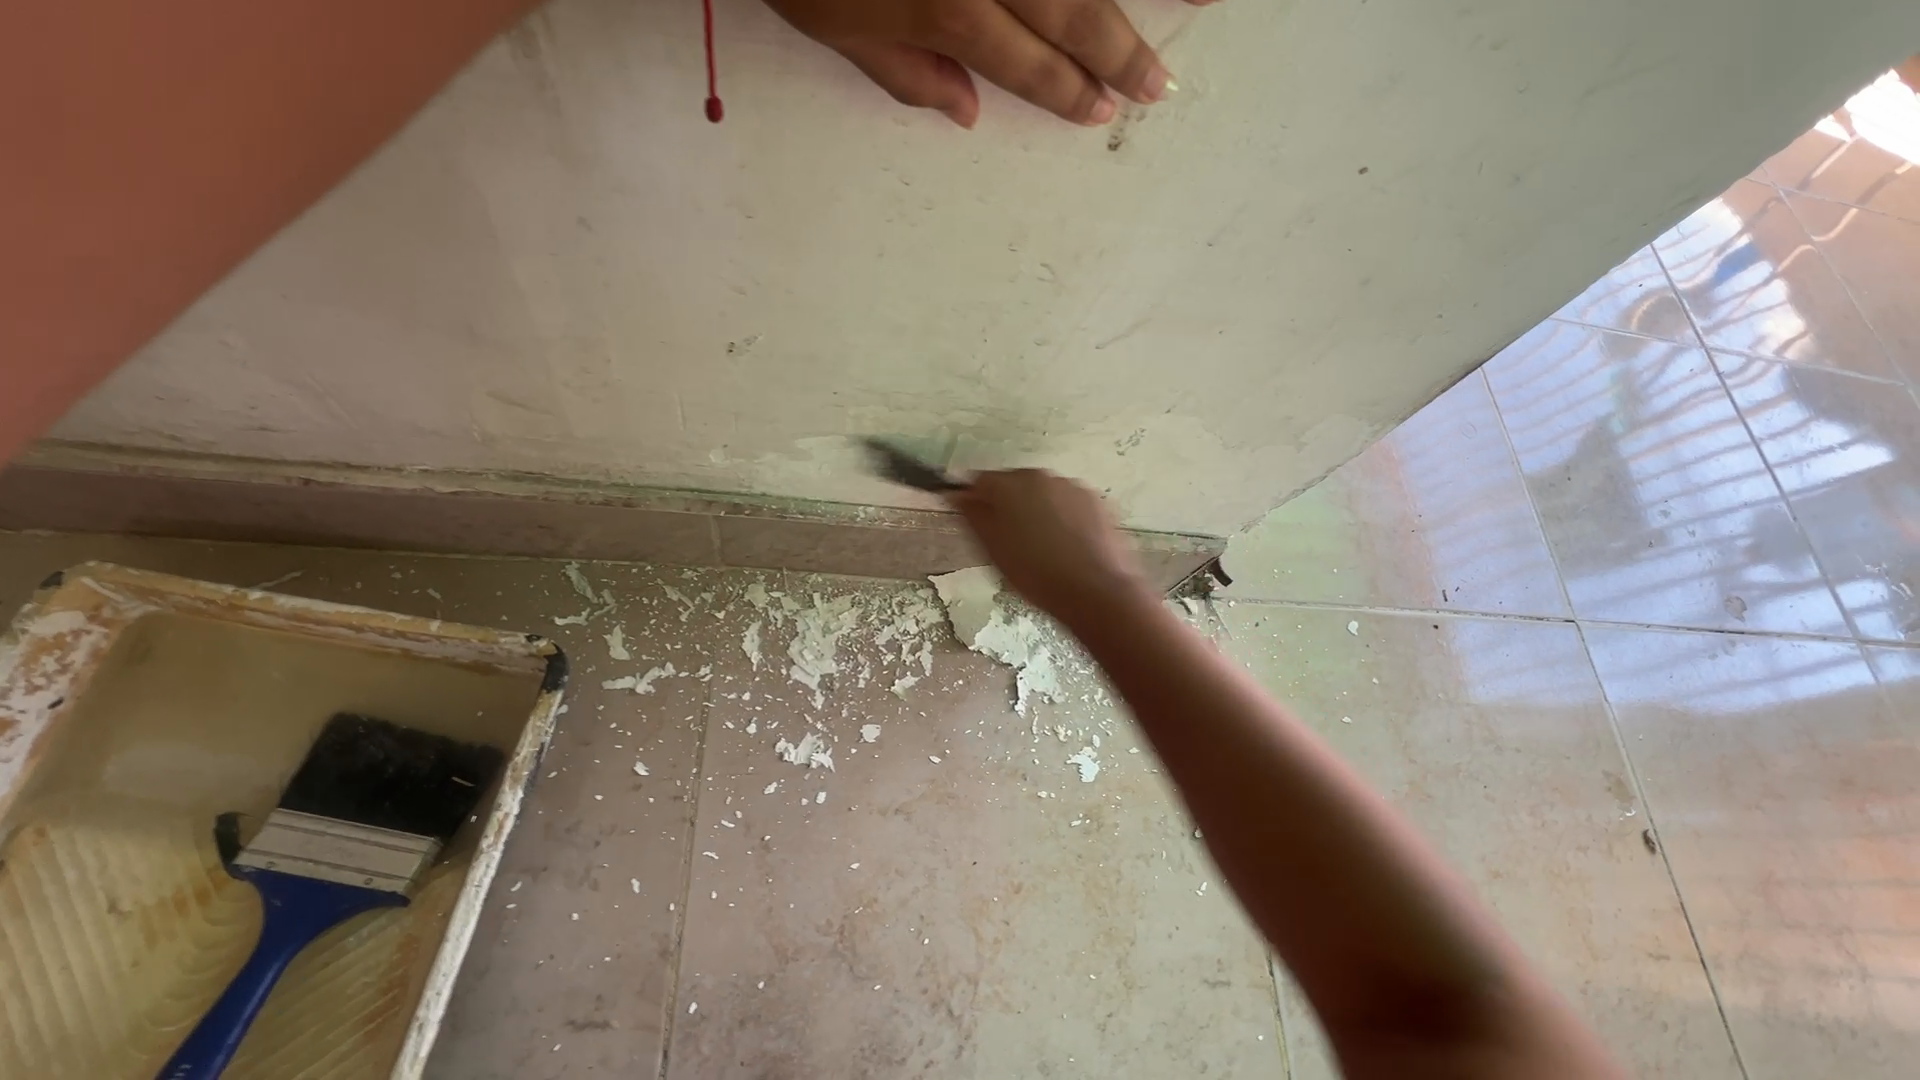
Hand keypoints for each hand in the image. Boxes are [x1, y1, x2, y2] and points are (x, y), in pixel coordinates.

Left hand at [759, 0, 1212, 127]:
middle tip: (1155, 87)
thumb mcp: (833, 24)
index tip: (1099, 111)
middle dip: (1118, 52)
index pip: (1026, 60)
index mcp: (944, 5)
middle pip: (1070, 10)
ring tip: (1193, 7)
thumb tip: (967, 113)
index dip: (1066, 90)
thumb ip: (906, 71)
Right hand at [947, 469, 1153, 624]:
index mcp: (1010, 485)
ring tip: (1042, 547)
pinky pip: (1071, 504)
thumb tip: (958, 495)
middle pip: (1015, 484)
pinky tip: (1067, 546)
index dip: (975, 500)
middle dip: (1009, 505)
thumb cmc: (1035, 573)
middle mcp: (1041, 476)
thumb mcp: (993, 549)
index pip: (981, 481)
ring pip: (1045, 494)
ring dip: (1038, 510)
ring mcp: (1073, 487)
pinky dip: (1065, 518)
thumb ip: (973, 515)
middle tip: (1010, 540)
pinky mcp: (1099, 502)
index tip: (975, 522)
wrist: (1095, 591)